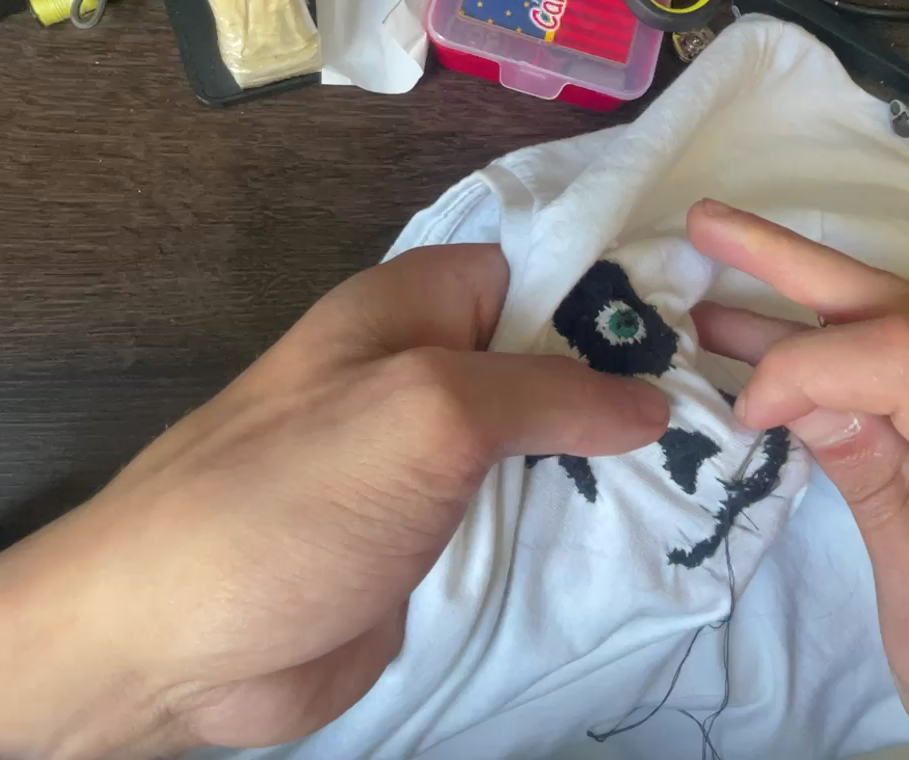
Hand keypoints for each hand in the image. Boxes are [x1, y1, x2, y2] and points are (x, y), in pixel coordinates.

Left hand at [0, 244, 668, 759]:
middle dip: (631, 379)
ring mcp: (439, 448)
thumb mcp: (427, 414)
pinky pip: (529, 500)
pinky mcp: (442, 523)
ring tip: (721, 467)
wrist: (174, 640)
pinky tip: (656, 525)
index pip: (544, 267)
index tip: (711, 319)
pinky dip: (581, 510)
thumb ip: (545, 394)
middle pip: (555, 353)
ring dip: (613, 451)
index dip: (621, 289)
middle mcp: (433, 362)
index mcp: (421, 303)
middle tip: (734, 407)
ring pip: (548, 432)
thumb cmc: (291, 493)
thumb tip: (649, 400)